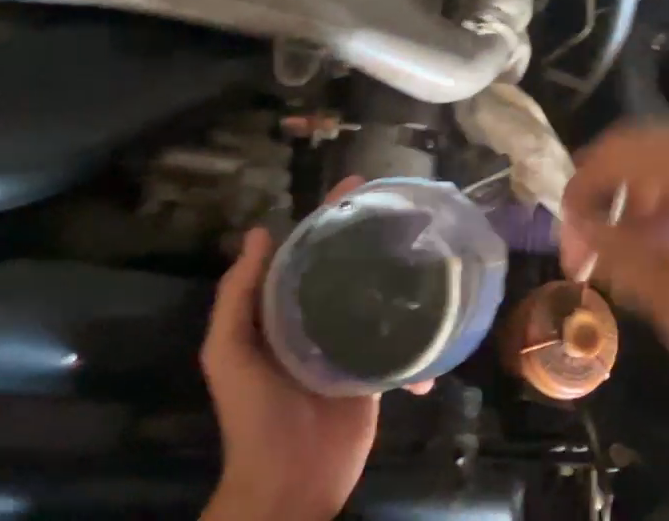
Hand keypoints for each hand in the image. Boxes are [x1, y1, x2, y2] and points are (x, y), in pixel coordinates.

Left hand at [199, 177, 429, 520]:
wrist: (288, 484)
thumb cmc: (255, 415)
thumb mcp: (228, 352)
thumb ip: (237, 296)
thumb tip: (259, 232)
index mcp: (282, 310)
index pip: (308, 250)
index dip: (330, 215)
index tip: (358, 184)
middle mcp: (317, 319)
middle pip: (348, 266)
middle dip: (373, 236)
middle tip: (407, 211)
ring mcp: (349, 345)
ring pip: (379, 299)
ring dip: (403, 279)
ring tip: (432, 254)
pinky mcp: (376, 373)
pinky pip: (401, 344)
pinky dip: (421, 341)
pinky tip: (440, 331)